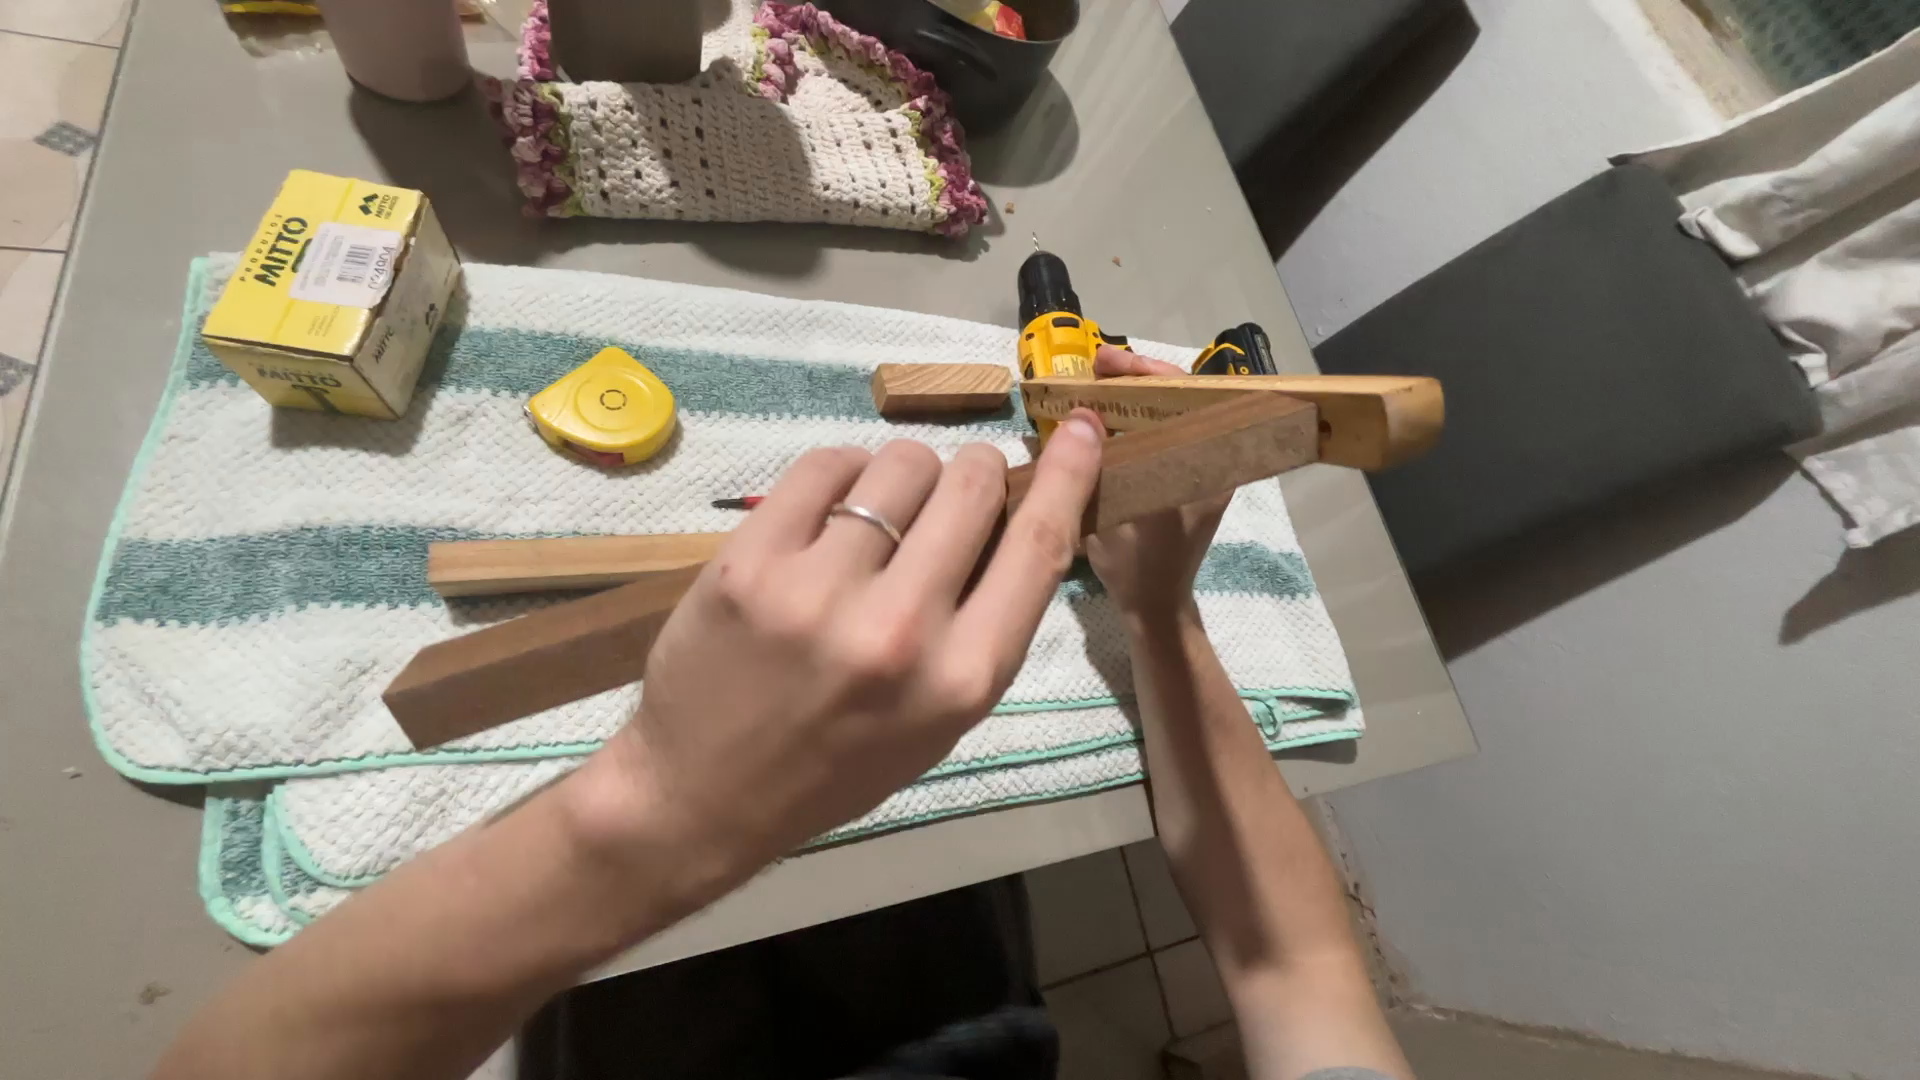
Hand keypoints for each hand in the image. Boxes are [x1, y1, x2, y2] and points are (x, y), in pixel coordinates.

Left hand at [581, 411, 1108, 887]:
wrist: (708, 795)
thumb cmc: (841, 764)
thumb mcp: (942, 718)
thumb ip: (986, 621)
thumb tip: (1013, 515)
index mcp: (963, 678)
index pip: (1039, 546)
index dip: (1068, 476)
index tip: (1082, 432)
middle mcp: (902, 629)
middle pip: (971, 484)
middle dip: (975, 472)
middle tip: (954, 492)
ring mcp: (819, 590)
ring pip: (901, 463)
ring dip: (906, 476)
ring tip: (880, 517)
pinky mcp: (751, 560)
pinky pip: (825, 464)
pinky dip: (843, 474)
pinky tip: (831, 511)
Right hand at [1083, 345, 1229, 622]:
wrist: (1157, 606)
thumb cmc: (1136, 570)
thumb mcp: (1108, 518)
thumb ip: (1095, 471)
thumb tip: (1079, 420)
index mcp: (1203, 466)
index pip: (1186, 397)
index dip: (1145, 372)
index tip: (1105, 362)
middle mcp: (1212, 459)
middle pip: (1180, 397)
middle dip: (1136, 376)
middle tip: (1095, 365)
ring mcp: (1202, 466)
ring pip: (1171, 411)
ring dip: (1135, 394)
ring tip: (1094, 383)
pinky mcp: (1188, 474)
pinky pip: (1165, 432)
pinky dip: (1137, 417)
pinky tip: (1105, 415)